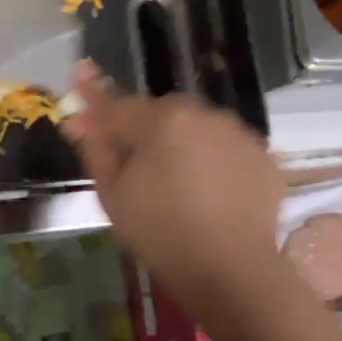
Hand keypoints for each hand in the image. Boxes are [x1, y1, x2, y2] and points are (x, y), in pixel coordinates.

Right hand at [61, 63, 285, 312]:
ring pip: (195, 130)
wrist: (227, 266)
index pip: (118, 104)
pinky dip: (209, 161)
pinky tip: (202, 192)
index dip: (94, 98)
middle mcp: (204, 115)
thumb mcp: (111, 192)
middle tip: (129, 164)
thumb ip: (95, 147)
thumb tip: (77, 118)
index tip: (78, 74)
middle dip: (142, 129)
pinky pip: (224, 149)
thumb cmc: (156, 229)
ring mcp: (239, 134)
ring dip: (178, 144)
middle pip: (160, 114)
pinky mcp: (264, 157)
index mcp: (162, 120)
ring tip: (170, 182)